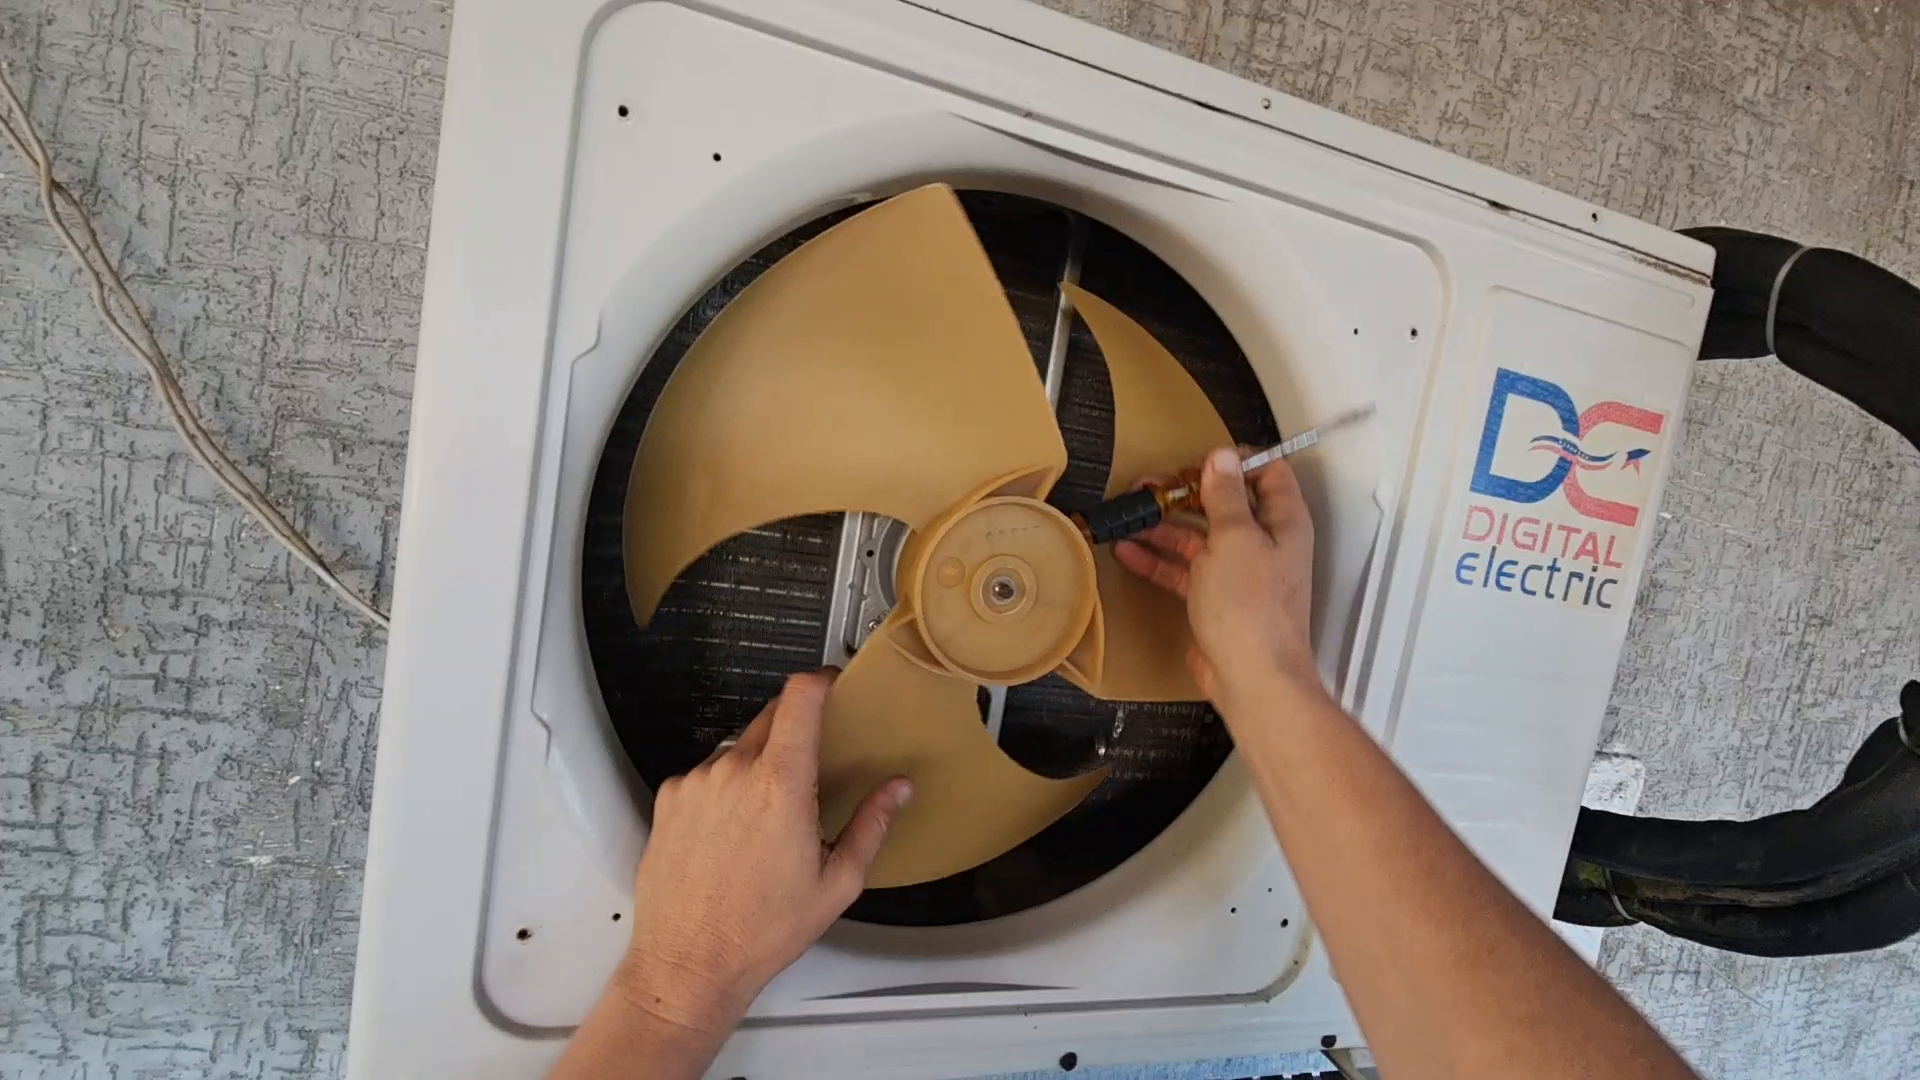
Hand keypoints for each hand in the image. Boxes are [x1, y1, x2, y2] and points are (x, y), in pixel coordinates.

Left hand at [616, 671, 912, 1035]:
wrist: (686, 967)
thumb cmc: (763, 930)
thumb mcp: (837, 882)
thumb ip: (872, 824)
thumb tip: (899, 787)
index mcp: (781, 783)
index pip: (799, 698)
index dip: (819, 680)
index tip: (830, 682)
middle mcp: (734, 771)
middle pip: (771, 716)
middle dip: (794, 730)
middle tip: (806, 769)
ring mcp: (696, 782)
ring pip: (738, 746)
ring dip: (757, 762)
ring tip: (763, 815)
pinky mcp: (669, 798)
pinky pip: (706, 772)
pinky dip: (723, 785)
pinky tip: (728, 829)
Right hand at [1113, 446, 1316, 713]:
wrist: (1250, 675)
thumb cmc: (1251, 608)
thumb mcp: (1234, 538)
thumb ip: (1226, 496)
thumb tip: (1222, 458)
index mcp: (1281, 523)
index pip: (1268, 474)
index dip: (1235, 461)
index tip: (1198, 460)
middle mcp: (1263, 543)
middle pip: (1223, 504)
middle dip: (1186, 492)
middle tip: (1151, 485)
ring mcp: (1237, 571)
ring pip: (1197, 536)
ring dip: (1163, 525)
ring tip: (1130, 514)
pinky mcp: (1213, 597)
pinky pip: (1182, 569)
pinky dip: (1156, 559)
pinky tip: (1127, 551)